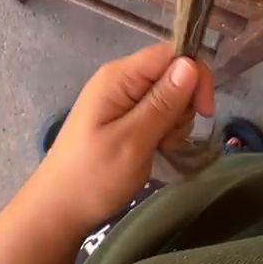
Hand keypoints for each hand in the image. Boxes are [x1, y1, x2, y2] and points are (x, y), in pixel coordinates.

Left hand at [23, 44, 213, 233]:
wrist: (58, 209)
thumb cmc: (93, 177)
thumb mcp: (133, 141)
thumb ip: (163, 103)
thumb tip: (191, 64)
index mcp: (120, 76)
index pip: (172, 53)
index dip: (195, 76)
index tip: (204, 113)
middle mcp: (121, 79)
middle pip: (172, 74)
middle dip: (183, 105)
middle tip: (168, 139)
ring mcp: (120, 98)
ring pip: (169, 95)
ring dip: (174, 122)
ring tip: (157, 148)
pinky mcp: (122, 116)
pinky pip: (156, 112)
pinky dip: (163, 131)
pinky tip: (154, 150)